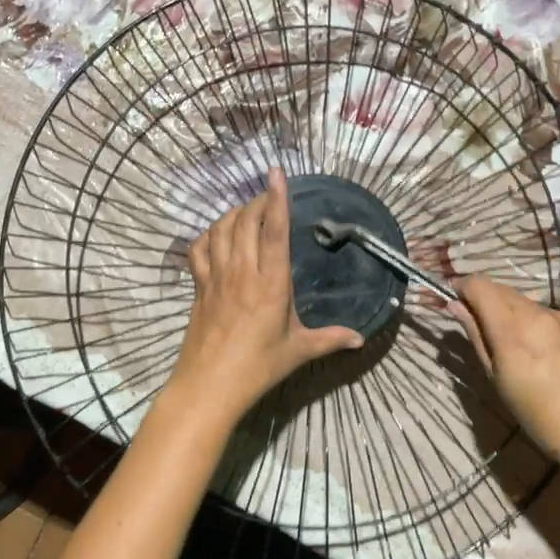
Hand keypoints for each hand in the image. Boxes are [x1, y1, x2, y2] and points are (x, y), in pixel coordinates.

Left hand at [164, 168, 364, 425]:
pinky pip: (199, 249)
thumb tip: (361, 339)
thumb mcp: (299, 351)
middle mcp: (242, 272)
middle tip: (270, 196)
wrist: (209, 386)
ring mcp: (216, 277)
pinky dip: (208, 235)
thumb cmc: (258, 368)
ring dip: (234, 213)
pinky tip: (217, 235)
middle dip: (257, 202)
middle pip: (246, 221)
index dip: (276, 198)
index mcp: (271, 284)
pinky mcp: (198, 286)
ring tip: (247, 211)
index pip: (274, 231)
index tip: (277, 173)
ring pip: (221, 229)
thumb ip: (330, 339)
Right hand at [450, 277, 559, 473]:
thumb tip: (455, 306)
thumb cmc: (540, 416)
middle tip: (480, 329)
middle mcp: (540, 313)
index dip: (462, 288)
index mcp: (513, 328)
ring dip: (512, 314)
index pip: (479, 285)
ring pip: (526, 303)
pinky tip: (547, 356)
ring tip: (517, 349)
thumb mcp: (497, 380)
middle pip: (501, 290)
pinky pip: (550, 316)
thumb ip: (476, 337)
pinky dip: (537, 325)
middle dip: (485, 300)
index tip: (455, 304)